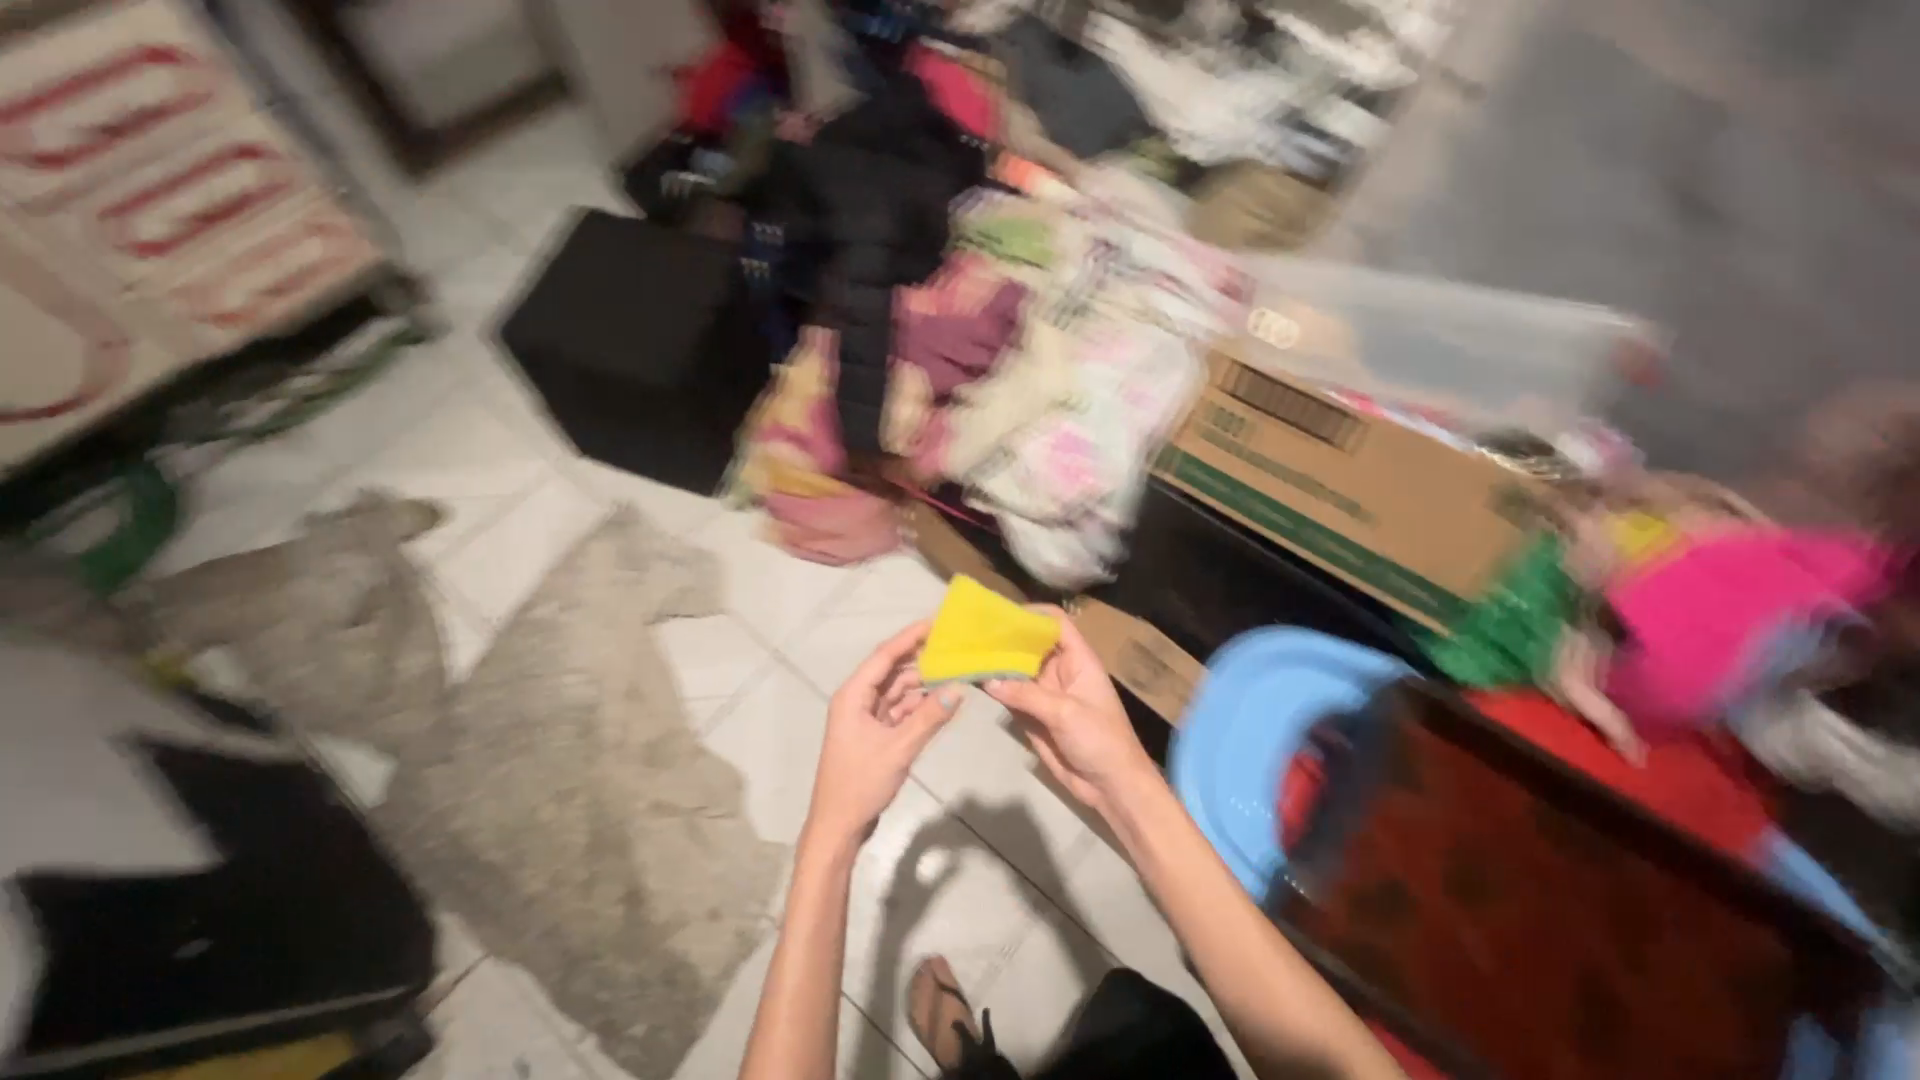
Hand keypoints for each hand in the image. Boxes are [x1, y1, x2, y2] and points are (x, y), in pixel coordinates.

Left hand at [805, 621, 961, 845]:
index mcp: (852, 696)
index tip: (936, 622)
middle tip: (954, 647)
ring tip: (955, 671)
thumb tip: (958, 688)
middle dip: (921, 660)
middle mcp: (857, 701)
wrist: (839, 826)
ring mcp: (865, 719)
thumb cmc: (860, 784)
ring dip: (923, 685)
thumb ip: (929, 718)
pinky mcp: (874, 736)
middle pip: (892, 671)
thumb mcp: (898, 749)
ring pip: (897, 692)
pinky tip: (942, 701)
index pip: (884, 656)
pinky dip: (919, 707)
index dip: (910, 637)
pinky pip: (899, 711)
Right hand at [986, 607, 1156, 819]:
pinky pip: (1011, 696)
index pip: (1056, 624)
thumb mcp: (1065, 713)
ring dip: (995, 662)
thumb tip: (988, 680)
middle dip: (1005, 638)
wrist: (1111, 786)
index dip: (1032, 615)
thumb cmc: (1100, 740)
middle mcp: (1059, 671)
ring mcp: (1045, 694)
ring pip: (1017, 670)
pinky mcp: (1033, 716)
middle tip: (972, 632)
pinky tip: (971, 679)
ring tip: (965, 651)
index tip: (1001, 615)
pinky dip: (994, 688)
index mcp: (1078, 660)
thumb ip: (1027, 695)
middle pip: (1030, 644)